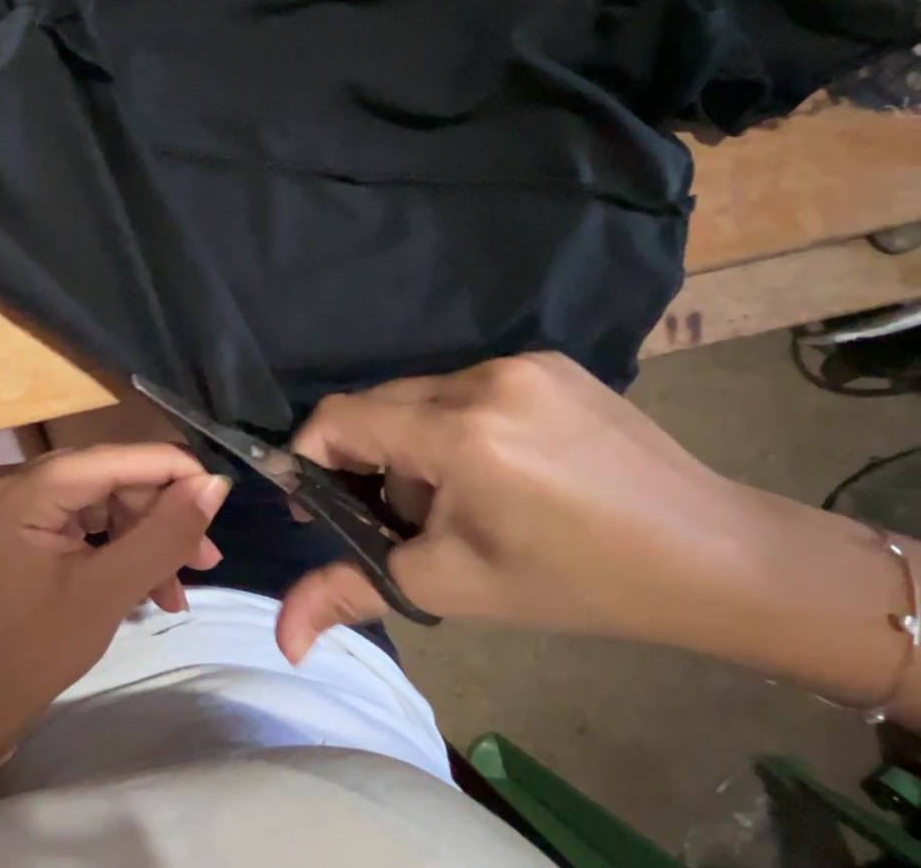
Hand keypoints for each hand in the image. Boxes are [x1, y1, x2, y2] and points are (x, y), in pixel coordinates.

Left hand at [0, 444, 230, 756]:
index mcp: (19, 491)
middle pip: (110, 476)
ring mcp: (21, 494)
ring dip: (150, 536)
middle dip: (161, 516)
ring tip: (177, 589)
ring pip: (108, 495)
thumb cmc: (45, 646)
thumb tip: (216, 484)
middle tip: (207, 559)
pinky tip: (155, 584)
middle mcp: (14, 478)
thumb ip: (164, 534)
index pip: (109, 459)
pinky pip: (92, 511)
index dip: (171, 469)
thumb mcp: (112, 591)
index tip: (223, 495)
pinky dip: (126, 543)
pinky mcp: (31, 512)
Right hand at [275, 352, 751, 661]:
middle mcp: (482, 380)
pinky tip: (500, 471)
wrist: (721, 560)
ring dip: (412, 446)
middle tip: (397, 518)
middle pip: (376, 406)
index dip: (310, 458)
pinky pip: (464, 388)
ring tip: (459, 500)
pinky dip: (455, 427)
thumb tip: (282, 640)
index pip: (339, 418)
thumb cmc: (578, 581)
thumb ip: (352, 595)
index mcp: (458, 433)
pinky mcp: (550, 363)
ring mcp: (521, 364)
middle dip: (368, 462)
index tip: (317, 506)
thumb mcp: (452, 587)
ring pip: (418, 397)